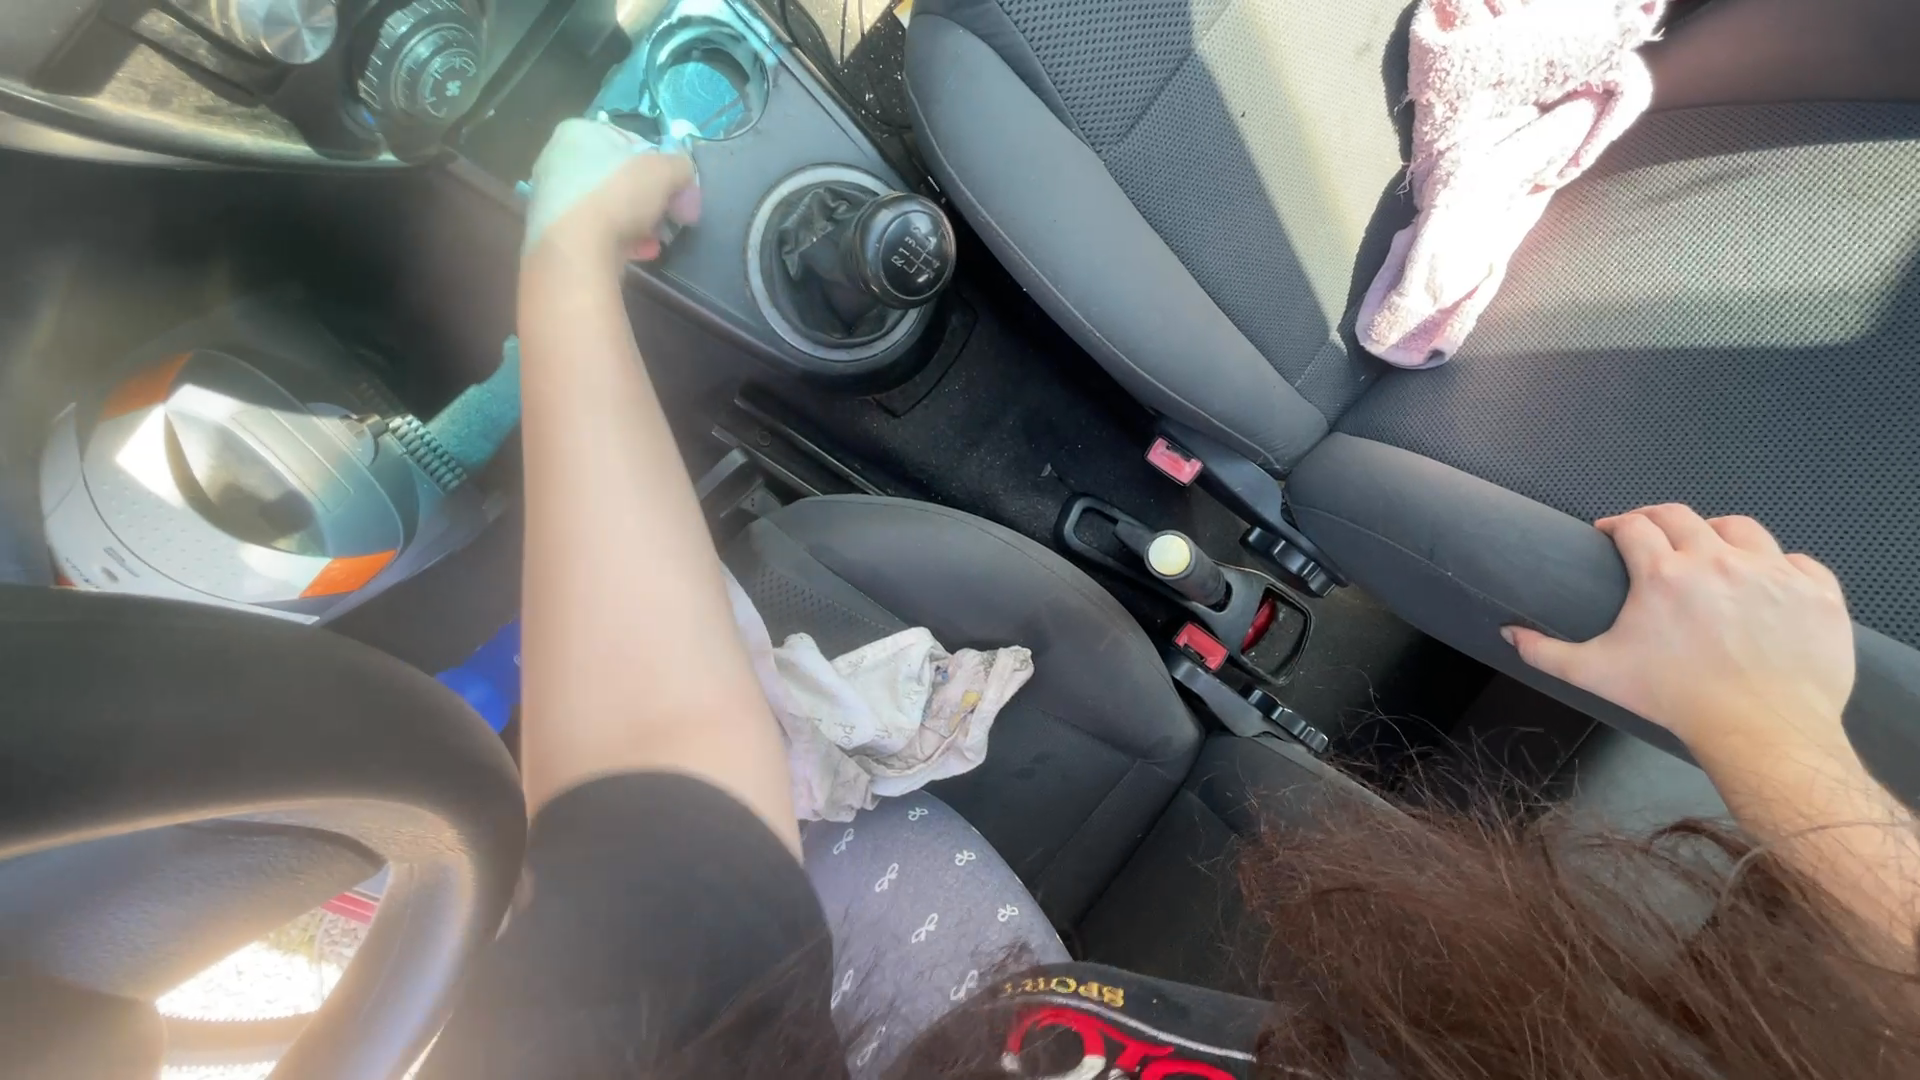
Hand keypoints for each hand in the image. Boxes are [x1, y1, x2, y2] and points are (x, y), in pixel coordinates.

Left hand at [522, 118, 700, 269]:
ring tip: (656, 240)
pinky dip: (621, 239)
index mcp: (580, 131)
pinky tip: (640, 252)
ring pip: (610, 205)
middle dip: (650, 198)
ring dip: (639, 222)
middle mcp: (560, 157)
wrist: (577, 247)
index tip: (678, 191)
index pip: (632, 143)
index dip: (662, 166)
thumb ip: (680, 166)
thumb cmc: (619, 195)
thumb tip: (683, 175)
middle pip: (621, 176)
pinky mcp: (556, 230)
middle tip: (670, 217)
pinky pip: (598, 229)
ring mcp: (553, 196)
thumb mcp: (665, 171)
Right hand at [1505, 504, 1855, 761]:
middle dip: (1655, 519)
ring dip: (1715, 532)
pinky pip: (1797, 559)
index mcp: (1662, 575)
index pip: (1633, 526)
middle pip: (1682, 516)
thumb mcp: (1593, 673)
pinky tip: (1760, 579)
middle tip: (1646, 535)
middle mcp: (1717, 563)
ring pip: (1741, 528)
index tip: (1608, 533)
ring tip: (1706, 549)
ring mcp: (1774, 575)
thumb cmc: (1671, 698)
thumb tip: (1508, 634)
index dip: (1615, 524)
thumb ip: (1543, 651)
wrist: (1761, 729)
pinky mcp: (1818, 594)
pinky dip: (1776, 563)